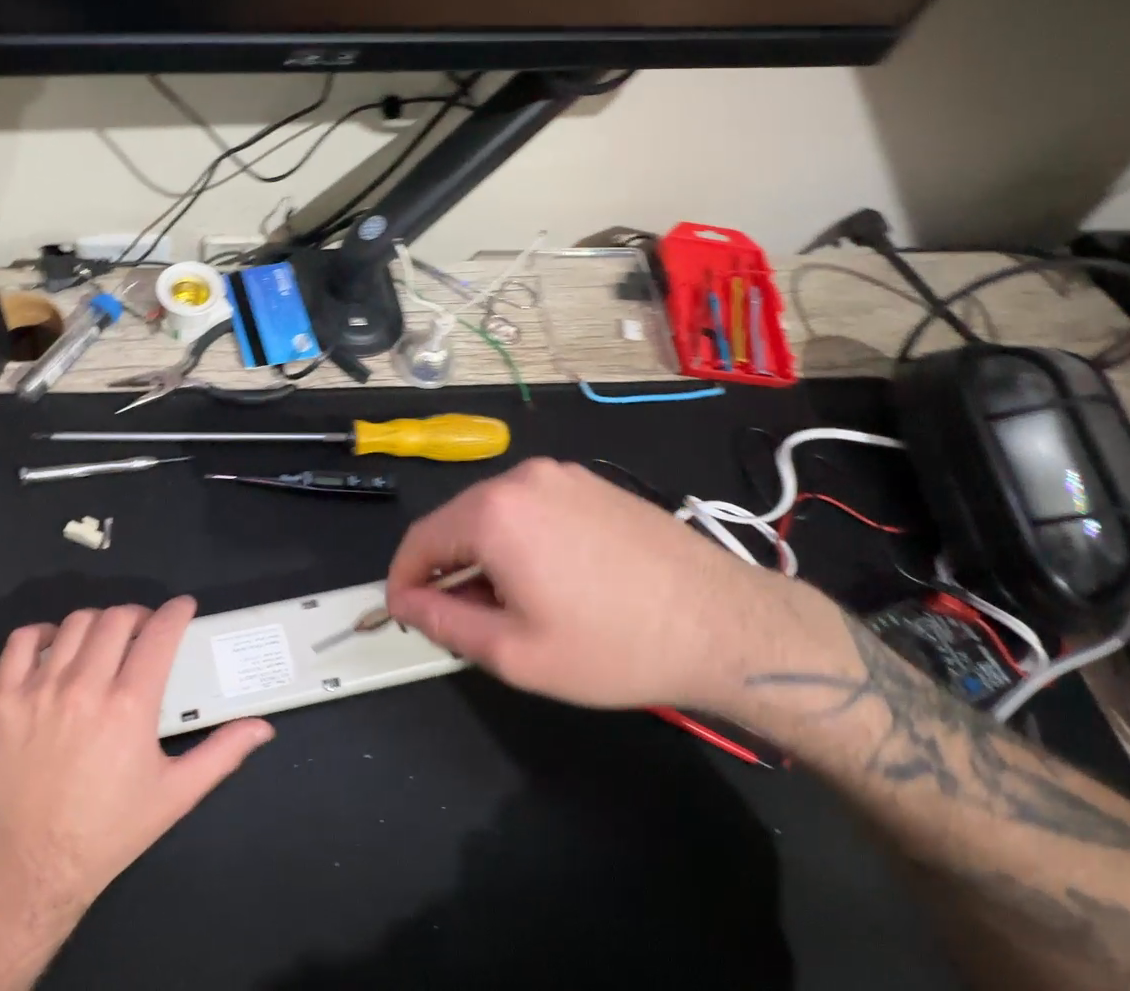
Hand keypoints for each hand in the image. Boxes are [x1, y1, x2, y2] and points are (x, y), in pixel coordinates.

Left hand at [0, 597, 274, 919]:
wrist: (33, 864)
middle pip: (116, 619)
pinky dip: (44, 633)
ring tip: (107, 640)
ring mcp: (39, 690)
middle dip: (139, 616)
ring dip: (98, 623)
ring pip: (74, 624)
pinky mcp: (3, 700)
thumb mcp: (175, 795)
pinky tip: (58, 647)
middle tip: (146, 631)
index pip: (159, 634)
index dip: (176, 612)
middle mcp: (85, 687)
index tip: (182, 608)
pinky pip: (22, 642)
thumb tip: (262, 728)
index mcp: (130, 706)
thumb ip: (221, 754)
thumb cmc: (109, 831)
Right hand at [385, 458, 844, 713]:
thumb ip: (441, 621)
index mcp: (494, 512)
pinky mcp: (595, 485)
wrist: (727, 626)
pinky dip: (519, 542)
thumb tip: (403, 600)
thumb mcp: (512, 652)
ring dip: (484, 558)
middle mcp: (524, 479)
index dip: (402, 581)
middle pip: (455, 524)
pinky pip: (532, 510)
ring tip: (510, 608)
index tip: (405, 615)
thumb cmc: (612, 647)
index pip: (419, 541)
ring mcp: (564, 477)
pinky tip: (549, 583)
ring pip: (494, 516)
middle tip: (461, 622)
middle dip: (446, 571)